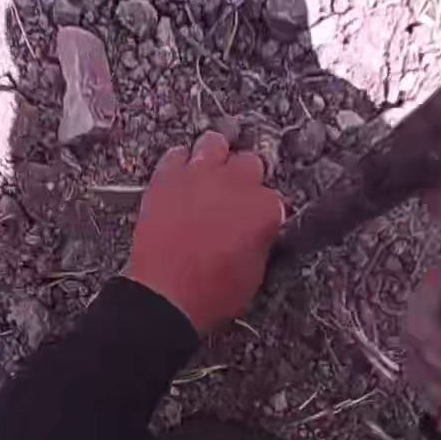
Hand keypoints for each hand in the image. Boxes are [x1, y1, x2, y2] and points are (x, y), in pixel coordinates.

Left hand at [126, 131, 284, 332]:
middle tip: (237, 196)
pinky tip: (184, 176)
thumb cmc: (209, 292)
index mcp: (263, 209)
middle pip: (250, 162)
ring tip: (212, 174)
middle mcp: (235, 184)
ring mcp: (199, 176)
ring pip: (215, 143)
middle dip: (247, 178)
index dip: (265, 211)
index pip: (274, 198)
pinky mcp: (166, 177)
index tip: (258, 220)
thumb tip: (257, 233)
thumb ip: (260, 242)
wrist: (166, 296)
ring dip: (217, 157)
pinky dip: (182, 163)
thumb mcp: (253, 274)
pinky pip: (177, 154)